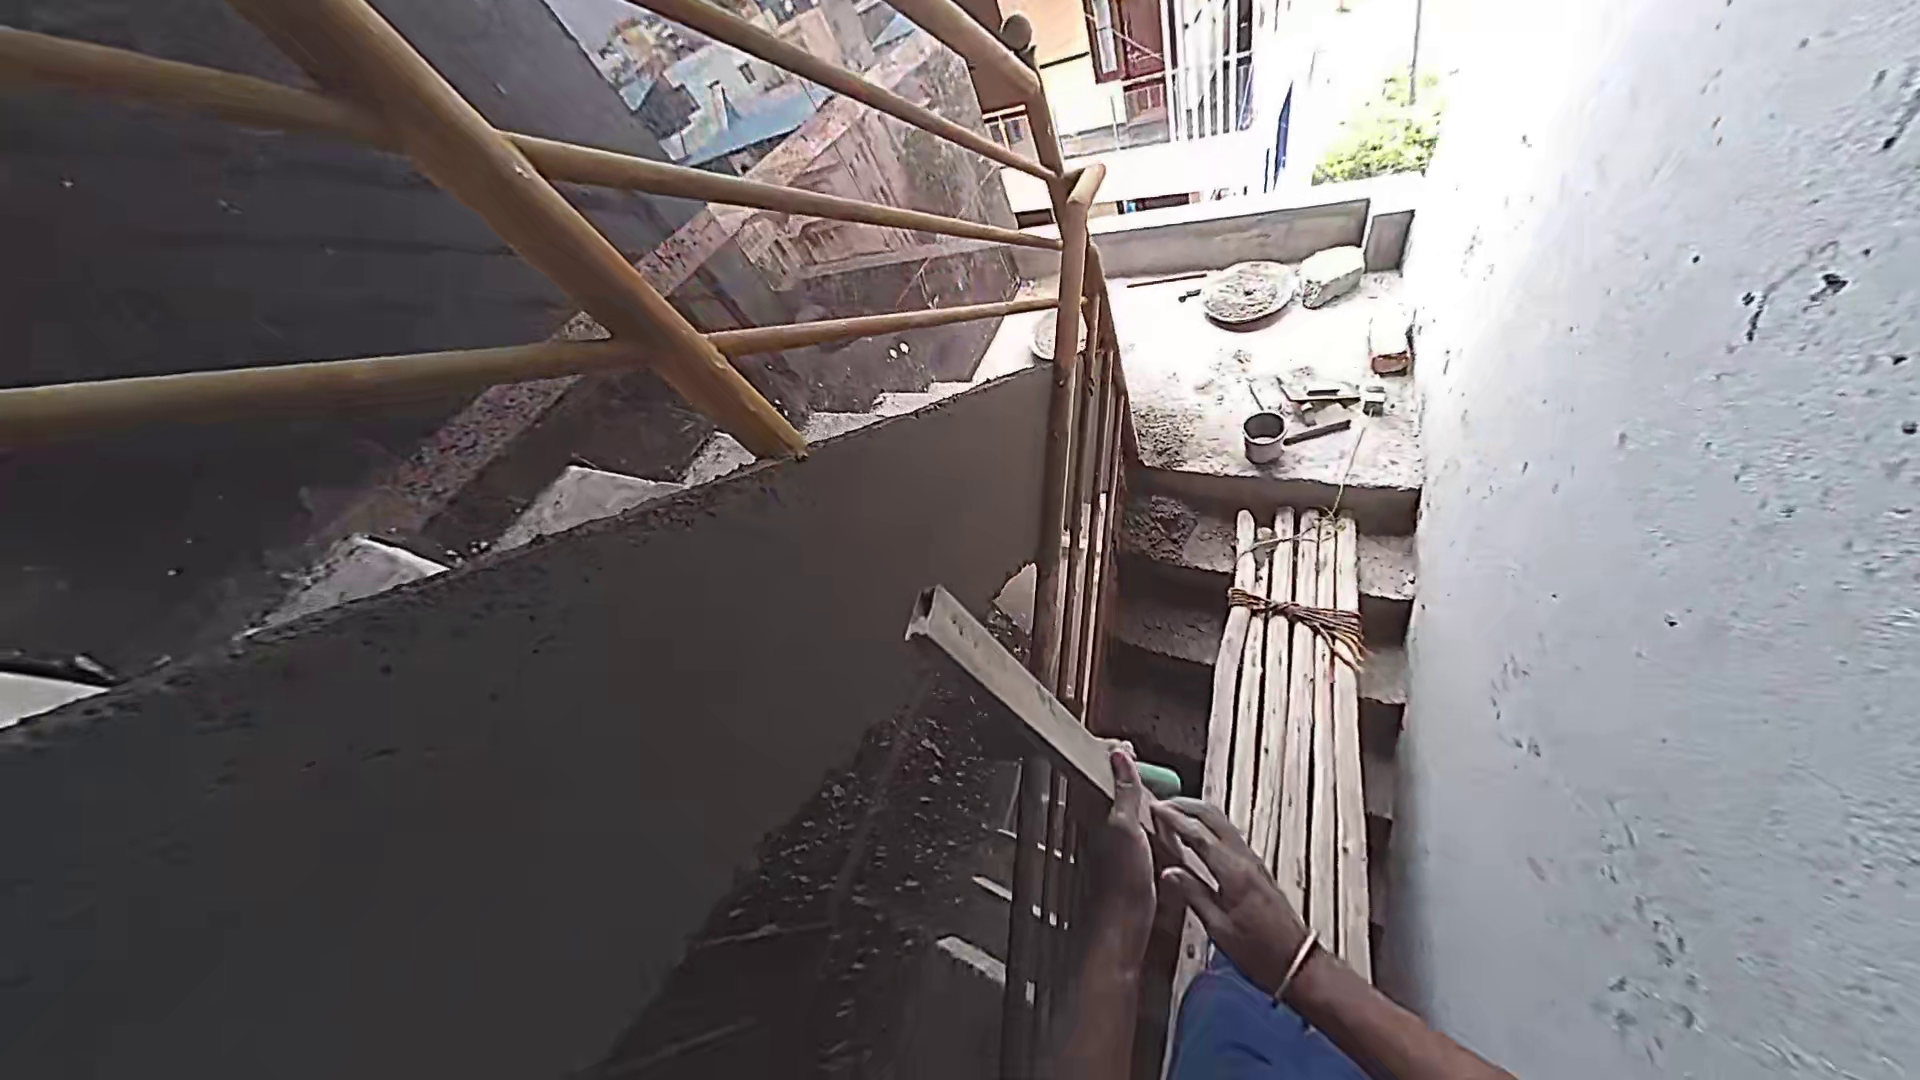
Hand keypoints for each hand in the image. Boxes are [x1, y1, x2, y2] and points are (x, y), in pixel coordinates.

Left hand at [1084, 743, 1156, 960]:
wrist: (1124, 931)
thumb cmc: (1121, 883)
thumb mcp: (1126, 828)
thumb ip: (1125, 791)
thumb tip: (1120, 753)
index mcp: (1095, 810)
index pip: (1100, 771)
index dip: (1113, 755)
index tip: (1129, 746)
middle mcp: (1100, 822)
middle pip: (1112, 786)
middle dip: (1127, 772)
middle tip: (1144, 762)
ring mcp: (1113, 840)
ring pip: (1123, 807)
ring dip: (1137, 795)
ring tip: (1154, 785)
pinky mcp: (1126, 858)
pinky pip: (1135, 828)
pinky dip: (1146, 818)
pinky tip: (1159, 821)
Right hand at [1151, 797, 1309, 995]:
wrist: (1300, 965)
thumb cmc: (1258, 953)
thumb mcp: (1219, 929)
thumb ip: (1193, 894)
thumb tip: (1168, 871)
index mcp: (1233, 872)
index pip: (1198, 833)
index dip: (1173, 818)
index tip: (1153, 808)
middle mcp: (1244, 858)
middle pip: (1212, 816)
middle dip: (1184, 805)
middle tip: (1160, 805)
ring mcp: (1252, 860)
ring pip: (1221, 821)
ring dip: (1196, 811)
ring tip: (1172, 814)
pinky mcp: (1256, 866)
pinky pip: (1227, 832)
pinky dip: (1207, 823)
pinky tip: (1195, 833)